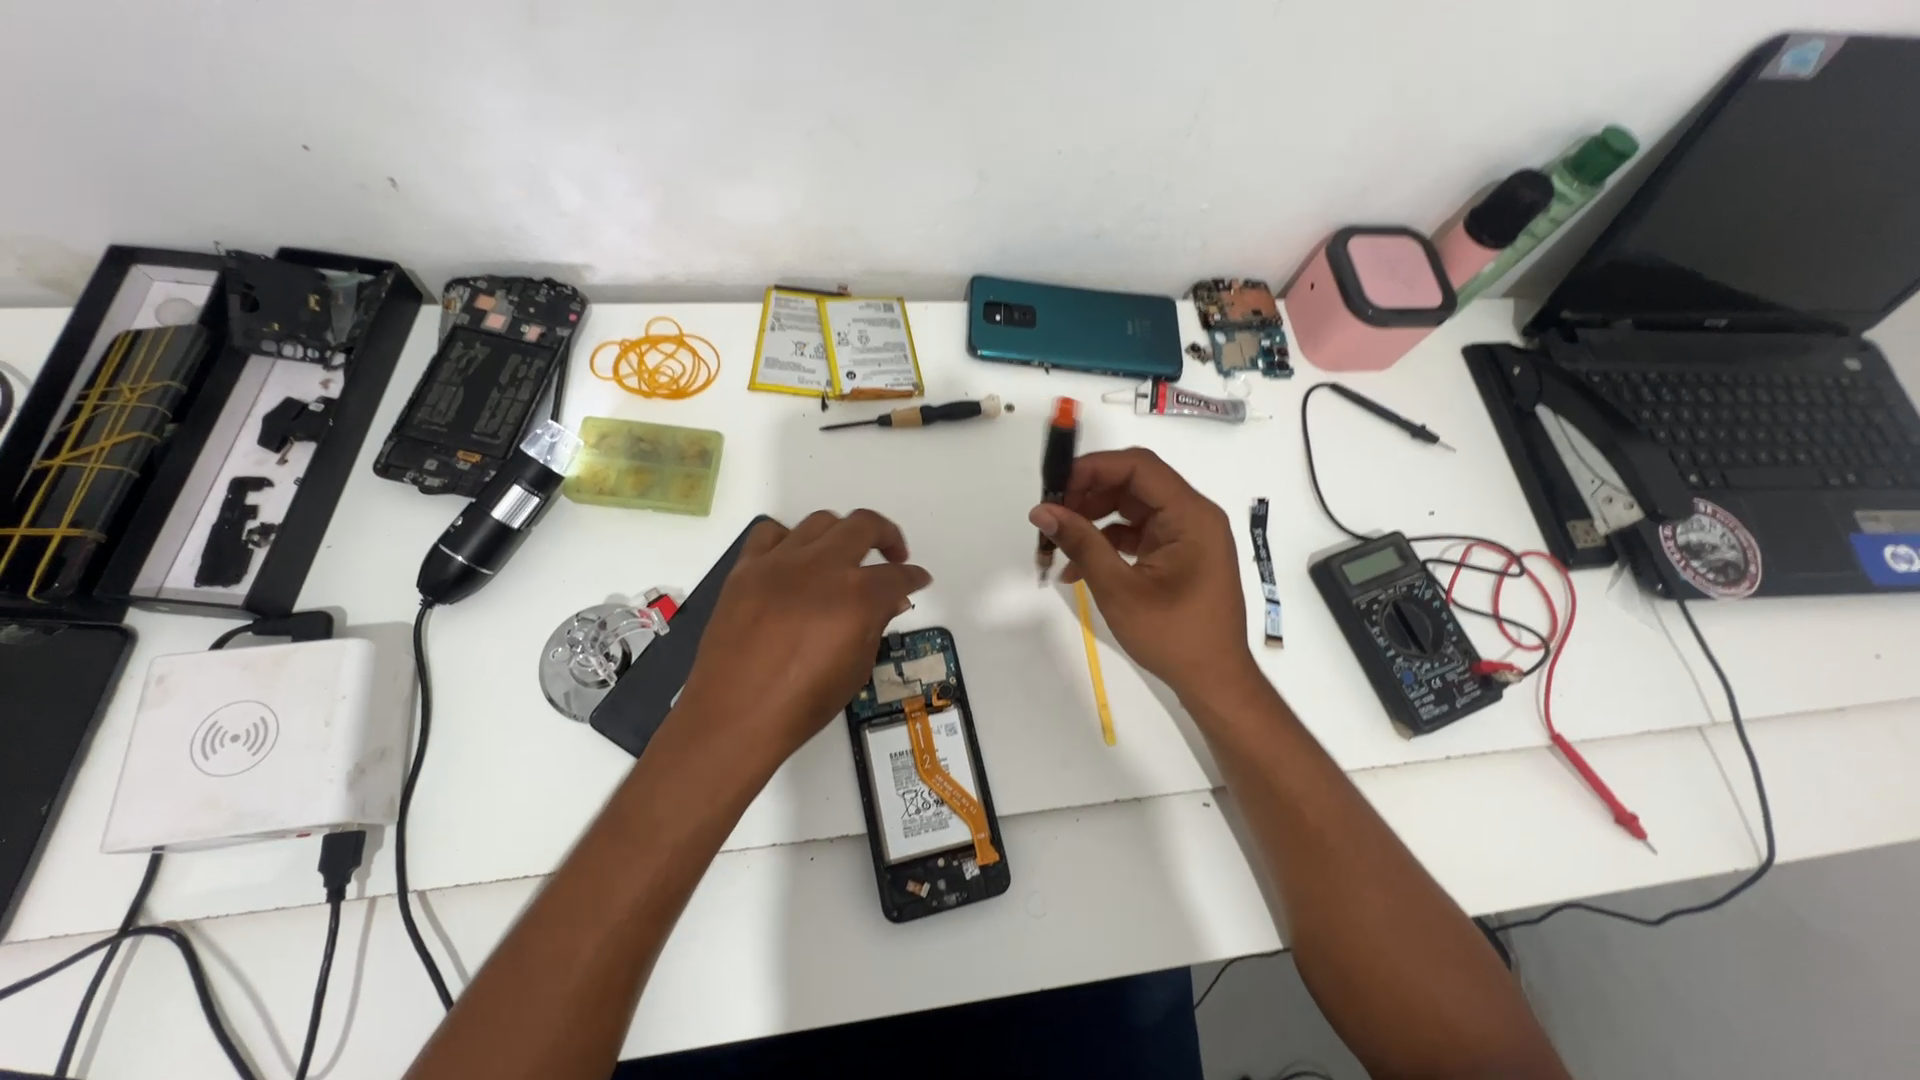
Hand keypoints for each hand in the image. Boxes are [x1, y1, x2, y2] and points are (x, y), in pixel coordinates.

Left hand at [675, 510, 930, 770]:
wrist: (734, 715)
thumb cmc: (801, 704)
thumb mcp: (855, 670)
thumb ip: (875, 625)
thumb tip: (889, 601)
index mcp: (856, 597)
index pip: (898, 576)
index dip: (914, 578)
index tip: (917, 579)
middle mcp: (822, 568)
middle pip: (864, 525)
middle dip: (887, 536)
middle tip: (892, 555)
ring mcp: (780, 563)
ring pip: (821, 521)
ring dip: (842, 533)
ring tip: (844, 555)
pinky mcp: (746, 568)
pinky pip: (771, 534)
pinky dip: (790, 540)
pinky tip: (794, 560)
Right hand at [1029, 448, 1258, 703]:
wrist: (1214, 680)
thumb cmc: (1173, 635)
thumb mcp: (1119, 589)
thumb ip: (1081, 543)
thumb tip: (1042, 511)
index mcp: (1190, 515)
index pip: (1138, 467)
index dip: (1093, 468)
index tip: (1055, 487)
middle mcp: (1193, 516)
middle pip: (1134, 483)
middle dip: (1088, 494)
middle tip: (1051, 515)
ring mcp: (1187, 535)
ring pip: (1132, 507)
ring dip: (1093, 519)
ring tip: (1059, 542)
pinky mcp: (1179, 554)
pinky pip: (1138, 533)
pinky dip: (1108, 543)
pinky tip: (1077, 568)